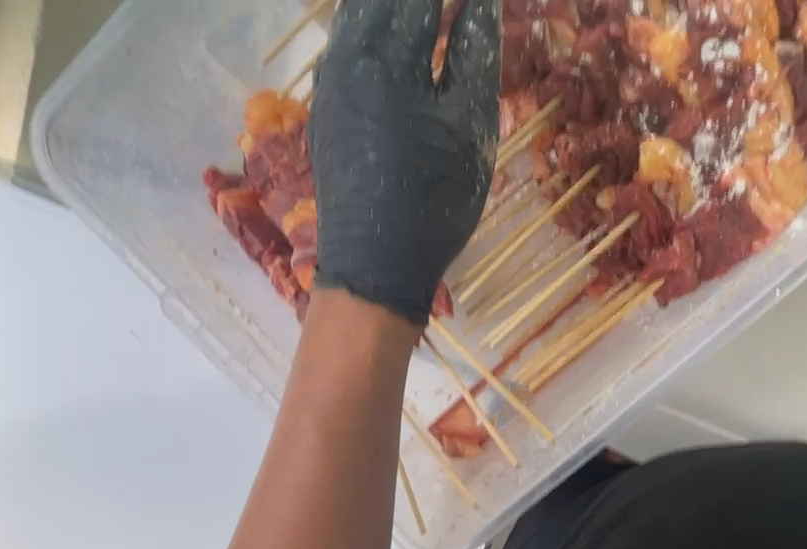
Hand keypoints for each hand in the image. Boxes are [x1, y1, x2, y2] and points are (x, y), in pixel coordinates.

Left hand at [309, 0, 499, 323]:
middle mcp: (348, 55)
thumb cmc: (432, 202)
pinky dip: (371, 26)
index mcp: (388, 58)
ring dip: (392, 9)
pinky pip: (345, 42)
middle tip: (449, 11)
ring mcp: (329, 80)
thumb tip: (481, 5)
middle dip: (419, 2)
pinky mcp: (324, 106)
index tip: (475, 3)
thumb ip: (475, 59)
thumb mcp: (469, 131)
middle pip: (382, 1)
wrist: (374, 264)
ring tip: (424, 15)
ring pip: (358, 14)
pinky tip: (392, 37)